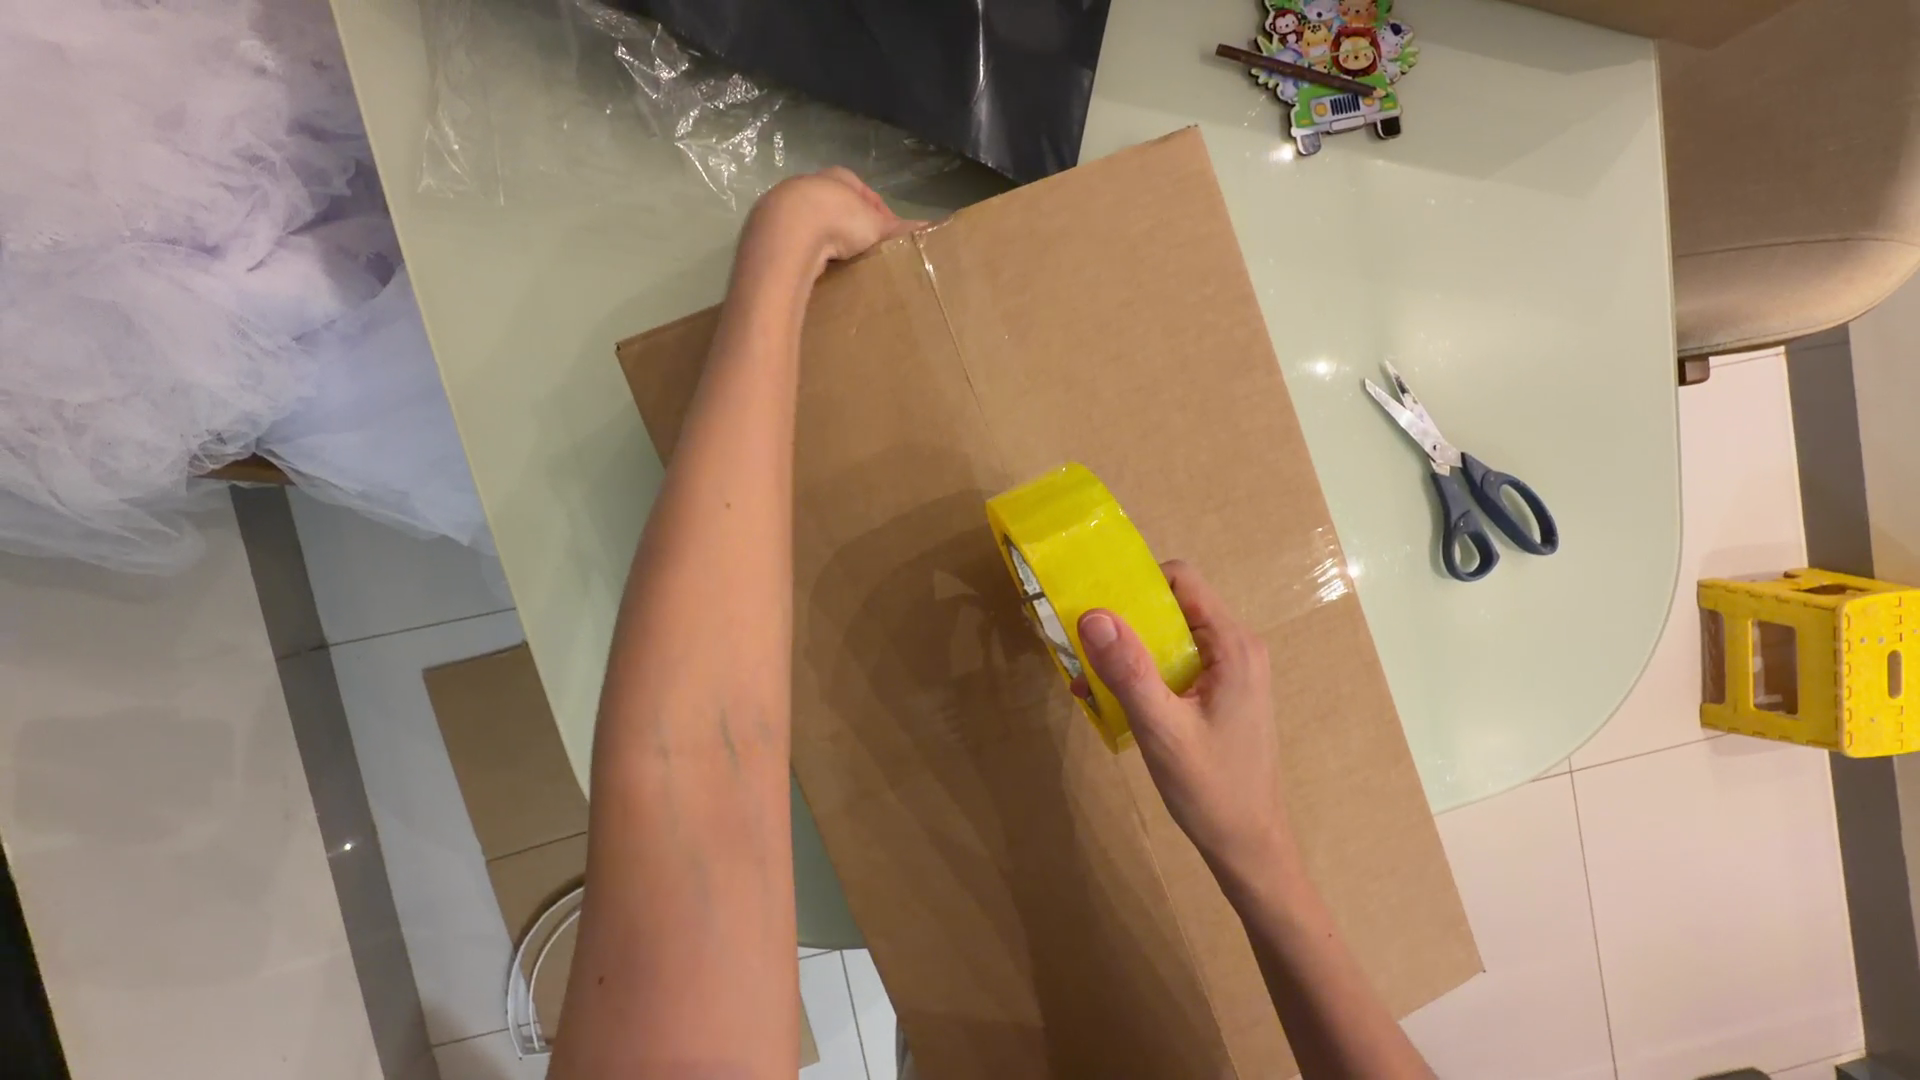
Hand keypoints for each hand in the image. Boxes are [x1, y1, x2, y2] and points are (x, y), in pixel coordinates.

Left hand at [739, 167, 922, 279]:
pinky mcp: (765, 230)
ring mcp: (782, 206)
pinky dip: (801, 253)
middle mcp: (808, 185)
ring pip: (807, 223)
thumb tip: (933, 228)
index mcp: (837, 179)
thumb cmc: (838, 219)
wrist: (788, 232)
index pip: (861, 191)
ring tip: (836, 265)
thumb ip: (901, 229)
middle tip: (861, 251)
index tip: (883, 234)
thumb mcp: (876, 226)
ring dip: (820, 240)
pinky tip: (811, 271)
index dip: (875, 212)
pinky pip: (790, 241)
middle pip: (832, 204)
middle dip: (846, 226)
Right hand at [1077, 561, 1291, 878]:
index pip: (1181, 580)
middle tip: (1082, 647)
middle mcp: (1235, 648)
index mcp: (1232, 645)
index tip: (1095, 605)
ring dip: (1127, 654)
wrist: (1249, 846)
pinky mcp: (1219, 694)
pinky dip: (1142, 675)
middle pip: (1171, 607)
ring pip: (1168, 638)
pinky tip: (1113, 702)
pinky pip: (1174, 666)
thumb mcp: (1162, 729)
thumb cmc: (1211, 788)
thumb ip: (1128, 670)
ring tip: (1090, 683)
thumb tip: (1092, 615)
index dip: (1136, 582)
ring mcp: (1229, 672)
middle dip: (1124, 623)